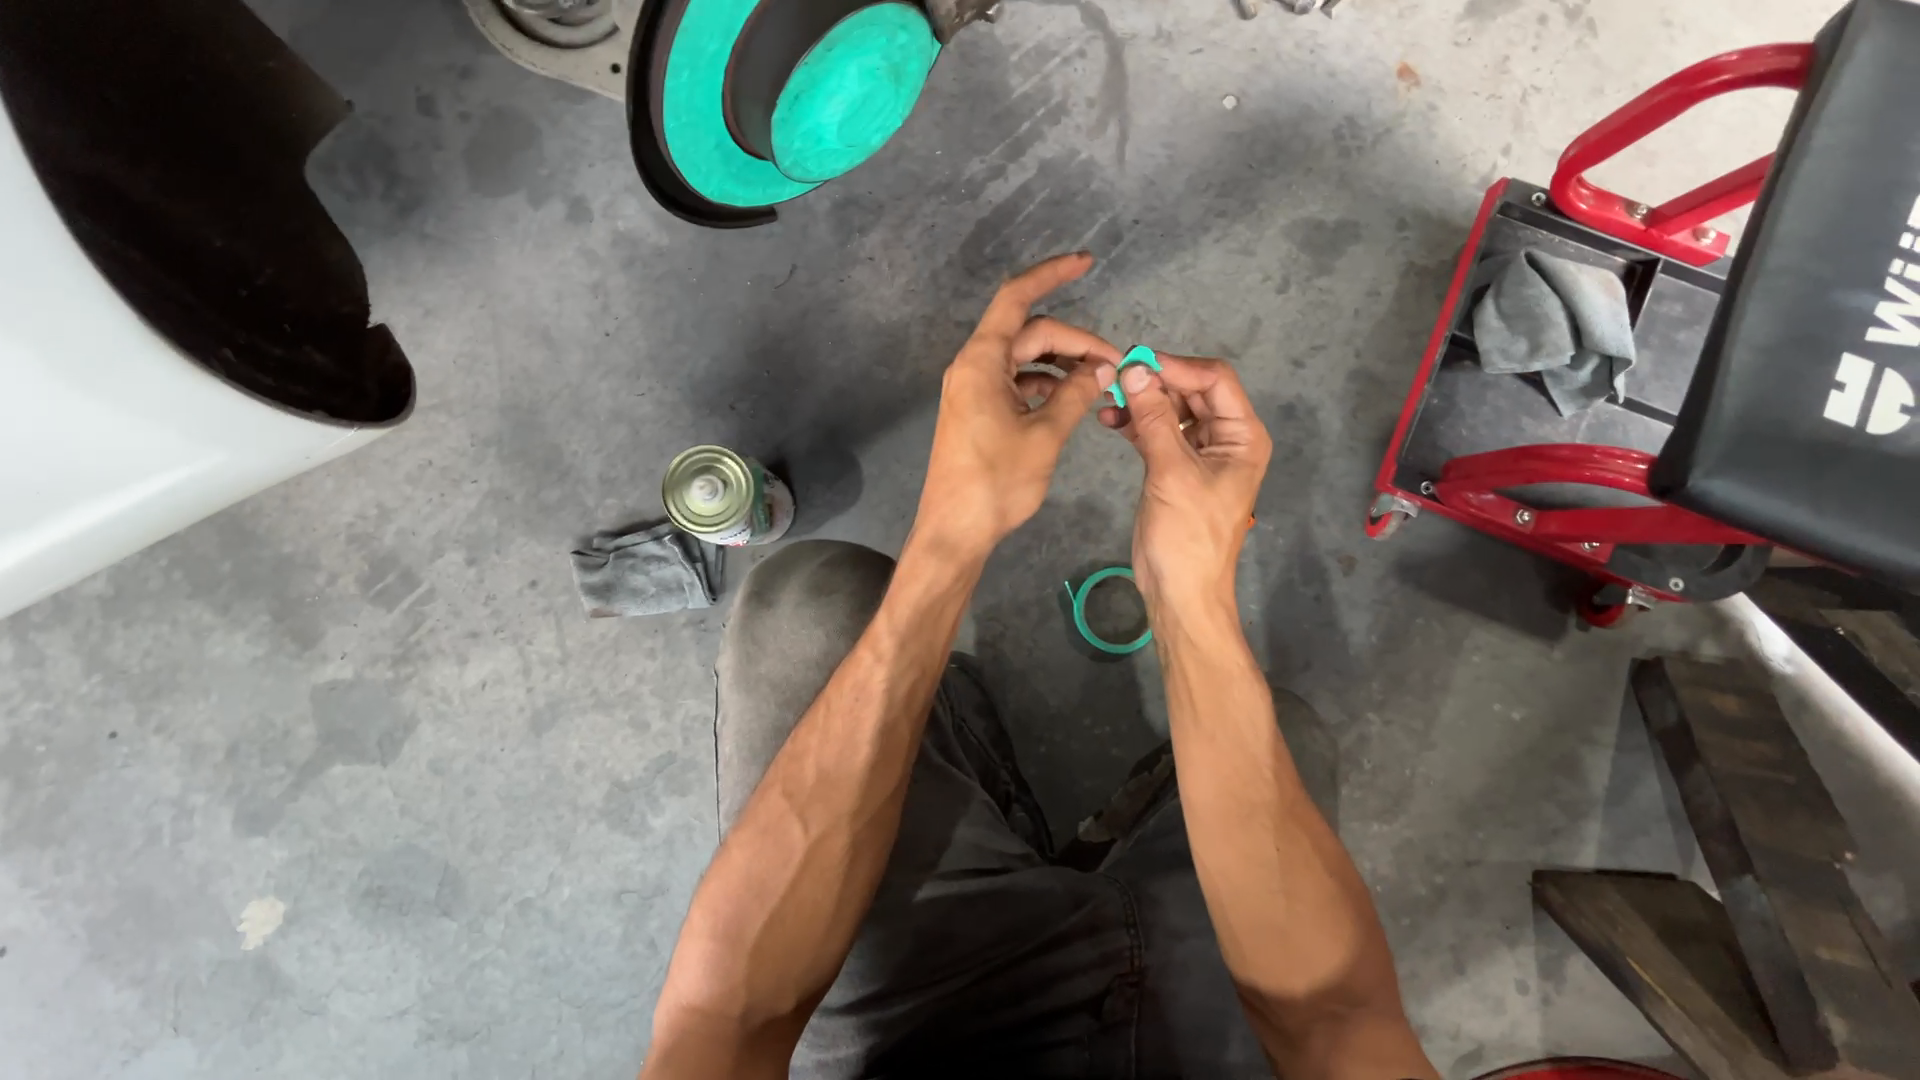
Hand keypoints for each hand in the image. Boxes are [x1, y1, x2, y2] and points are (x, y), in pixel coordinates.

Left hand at [912, 253, 1118, 558]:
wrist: (955, 529)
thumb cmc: (997, 483)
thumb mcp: (1044, 436)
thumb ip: (1074, 396)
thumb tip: (1100, 370)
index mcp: (982, 362)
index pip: (1017, 299)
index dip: (1051, 275)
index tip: (1086, 262)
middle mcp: (972, 368)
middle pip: (1027, 333)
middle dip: (1072, 341)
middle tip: (1113, 364)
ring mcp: (972, 390)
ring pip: (1022, 359)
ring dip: (1059, 364)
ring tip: (1097, 381)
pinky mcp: (976, 412)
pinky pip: (1013, 382)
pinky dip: (1042, 384)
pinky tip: (1069, 399)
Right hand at [1109, 355, 1271, 610]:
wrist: (1181, 591)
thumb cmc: (1188, 535)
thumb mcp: (1172, 473)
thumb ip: (1154, 419)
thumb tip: (1135, 370)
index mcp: (1242, 436)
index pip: (1215, 380)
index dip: (1177, 367)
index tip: (1134, 364)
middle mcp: (1226, 438)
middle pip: (1192, 392)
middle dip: (1156, 383)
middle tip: (1115, 378)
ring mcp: (1199, 454)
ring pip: (1171, 411)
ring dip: (1141, 403)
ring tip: (1107, 401)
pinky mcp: (1174, 468)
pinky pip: (1157, 433)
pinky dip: (1135, 424)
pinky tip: (1109, 420)